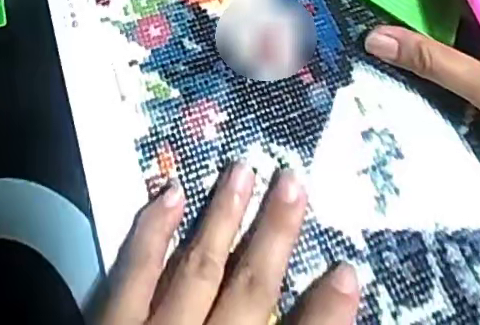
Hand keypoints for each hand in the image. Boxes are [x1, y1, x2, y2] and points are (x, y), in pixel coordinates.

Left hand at [96, 162, 360, 324]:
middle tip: (293, 180)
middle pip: (249, 294)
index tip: (348, 271)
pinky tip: (169, 193)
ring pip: (195, 269)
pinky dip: (151, 233)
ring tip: (243, 169)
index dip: (325, 315)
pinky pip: (131, 274)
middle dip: (274, 238)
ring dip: (221, 218)